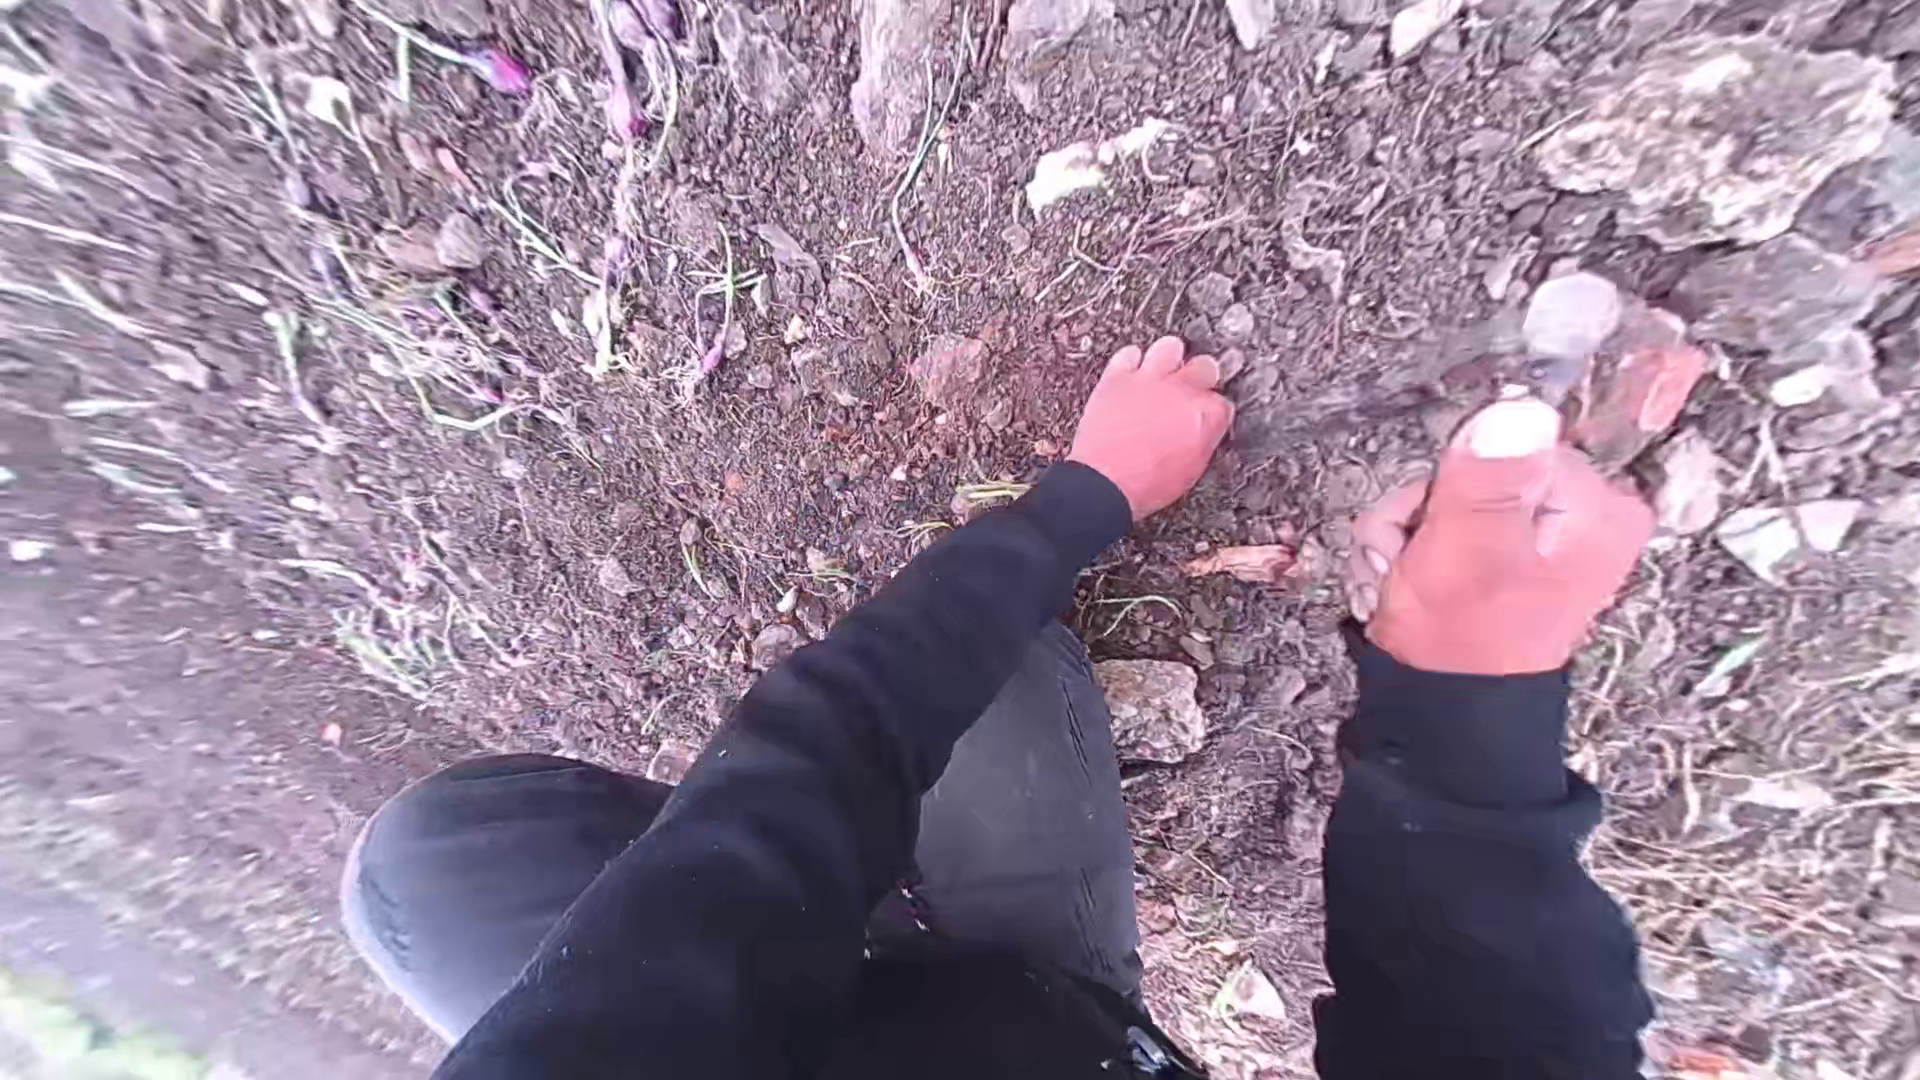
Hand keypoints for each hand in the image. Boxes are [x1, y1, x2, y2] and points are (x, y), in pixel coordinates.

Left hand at [1068, 336, 1233, 521]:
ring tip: (1161, 373)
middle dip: (1200, 376)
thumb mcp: (1190, 470)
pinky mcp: (1117, 378)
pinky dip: (1131, 360)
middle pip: (1204, 366)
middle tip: (1188, 389)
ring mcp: (1149, 380)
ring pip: (1170, 347)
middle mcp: (1182, 391)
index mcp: (1207, 416)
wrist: (1104, 484)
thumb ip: (1201, 441)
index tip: (1201, 412)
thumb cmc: (1143, 485)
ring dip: (1169, 358)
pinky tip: (1131, 372)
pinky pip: (1129, 353)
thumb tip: (1201, 433)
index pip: (1222, 400)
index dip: (1210, 408)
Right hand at [1347, 397, 1651, 675]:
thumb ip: (1487, 482)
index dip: (1447, 483)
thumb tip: (1515, 408)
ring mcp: (1517, 538)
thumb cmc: (1459, 634)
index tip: (1432, 526)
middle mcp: (1561, 518)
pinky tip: (1397, 584)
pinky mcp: (1480, 555)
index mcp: (1589, 509)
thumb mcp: (1470, 550)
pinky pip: (1420, 529)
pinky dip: (1395, 554)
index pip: (1499, 447)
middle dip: (1409, 517)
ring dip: (1393, 539)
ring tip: (1397, 579)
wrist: (1436, 700)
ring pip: (1426, 502)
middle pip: (1457, 475)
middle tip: (1406, 560)